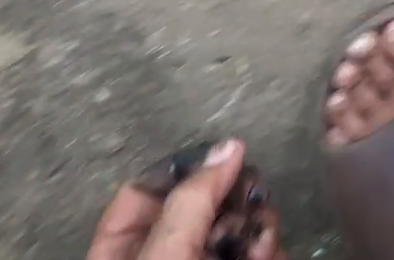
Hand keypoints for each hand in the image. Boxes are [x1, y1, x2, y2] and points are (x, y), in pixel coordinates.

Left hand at [86, 139, 283, 259]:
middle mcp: (167, 250)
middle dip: (235, 196)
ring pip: (239, 217)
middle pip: (205, 197)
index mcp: (123, 251)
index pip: (142, 190)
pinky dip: (269, 243)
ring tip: (258, 244)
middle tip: (247, 203)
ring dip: (258, 222)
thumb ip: (192, 203)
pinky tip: (266, 253)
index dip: (180, 170)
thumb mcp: (166, 258)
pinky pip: (260, 240)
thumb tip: (230, 144)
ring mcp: (207, 257)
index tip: (220, 160)